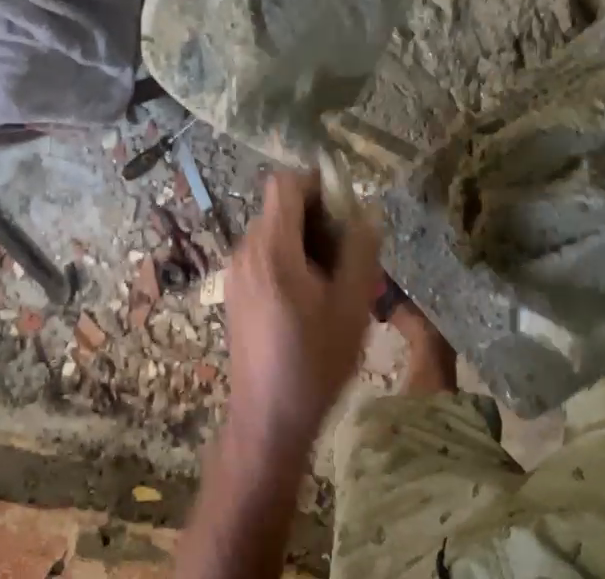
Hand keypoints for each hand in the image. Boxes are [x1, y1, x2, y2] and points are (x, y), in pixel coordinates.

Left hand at [224, 169, 382, 448]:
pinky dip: (292, 262)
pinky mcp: (236, 294)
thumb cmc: (314, 361)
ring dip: (309, 243)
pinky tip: (315, 301)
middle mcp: (246, 252)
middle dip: (321, 220)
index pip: (286, 183)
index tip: (348, 214)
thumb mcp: (351, 304)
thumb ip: (361, 249)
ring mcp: (236, 274)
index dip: (319, 186)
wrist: (268, 421)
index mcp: (272, 249)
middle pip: (283, 208)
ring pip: (276, 233)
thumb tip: (368, 212)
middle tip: (353, 256)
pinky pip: (267, 257)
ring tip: (340, 282)